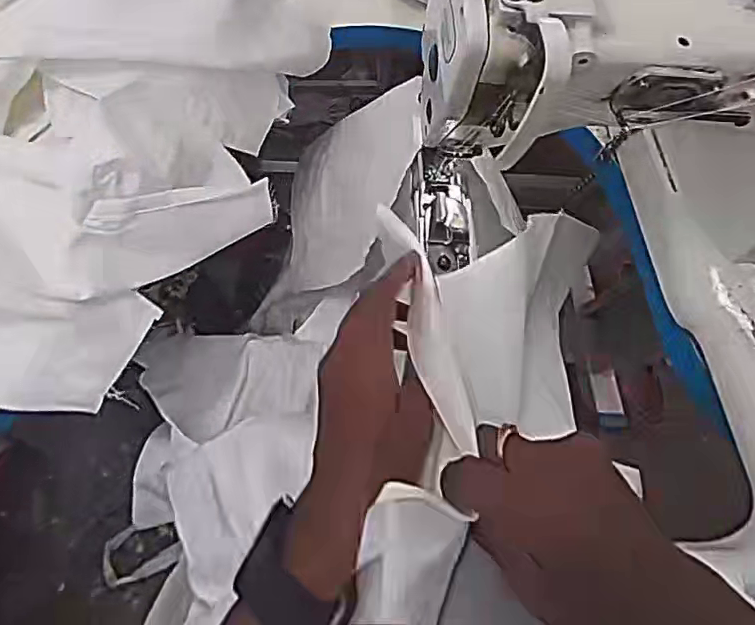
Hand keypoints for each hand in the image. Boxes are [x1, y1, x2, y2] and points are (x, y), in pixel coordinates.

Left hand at [282, 257, 434, 599]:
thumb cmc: (379, 455)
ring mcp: (333, 369)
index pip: (379, 298)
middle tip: (411, 281)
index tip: (412, 264)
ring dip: (380, 310)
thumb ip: (420, 369)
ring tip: (407, 313)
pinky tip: (391, 344)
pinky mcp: (331, 382)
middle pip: (364, 306)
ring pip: (356, 322)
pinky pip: (350, 341)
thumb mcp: (418, 408)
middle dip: (389, 288)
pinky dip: (370, 331)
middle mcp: (343, 355)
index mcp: (365, 353)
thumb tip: (423, 351)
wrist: (345, 488)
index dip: (397, 276)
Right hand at [442, 429, 754, 624]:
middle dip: (495, 466)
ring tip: (544, 500)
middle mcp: (541, 464)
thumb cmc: (597, 599)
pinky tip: (568, 492)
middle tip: (504, 498)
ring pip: (528, 440)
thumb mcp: (526, 583)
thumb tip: (480, 518)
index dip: (460, 483)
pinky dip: (557, 461)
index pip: (465, 470)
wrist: (654, 592)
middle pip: (496, 441)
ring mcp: (571, 450)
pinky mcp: (594, 448)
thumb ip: (495, 538)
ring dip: (527, 463)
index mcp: (516, 502)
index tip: (463, 492)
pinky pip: (559, 443)